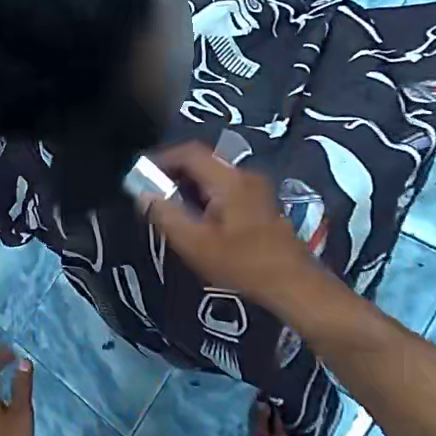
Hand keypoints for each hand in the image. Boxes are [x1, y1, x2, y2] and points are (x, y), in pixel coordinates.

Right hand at [138, 142, 336, 310]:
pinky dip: (207, 194)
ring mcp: (257, 188)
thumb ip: (166, 215)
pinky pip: (227, 187)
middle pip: (203, 161)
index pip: (189, 152)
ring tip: (171, 206)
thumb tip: (143, 194)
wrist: (293, 284)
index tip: (142, 173)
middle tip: (153, 190)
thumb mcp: (195, 243)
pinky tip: (198, 218)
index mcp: (228, 179)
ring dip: (191, 185)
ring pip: (215, 175)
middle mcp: (244, 175)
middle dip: (175, 172)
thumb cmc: (243, 264)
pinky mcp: (262, 202)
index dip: (162, 158)